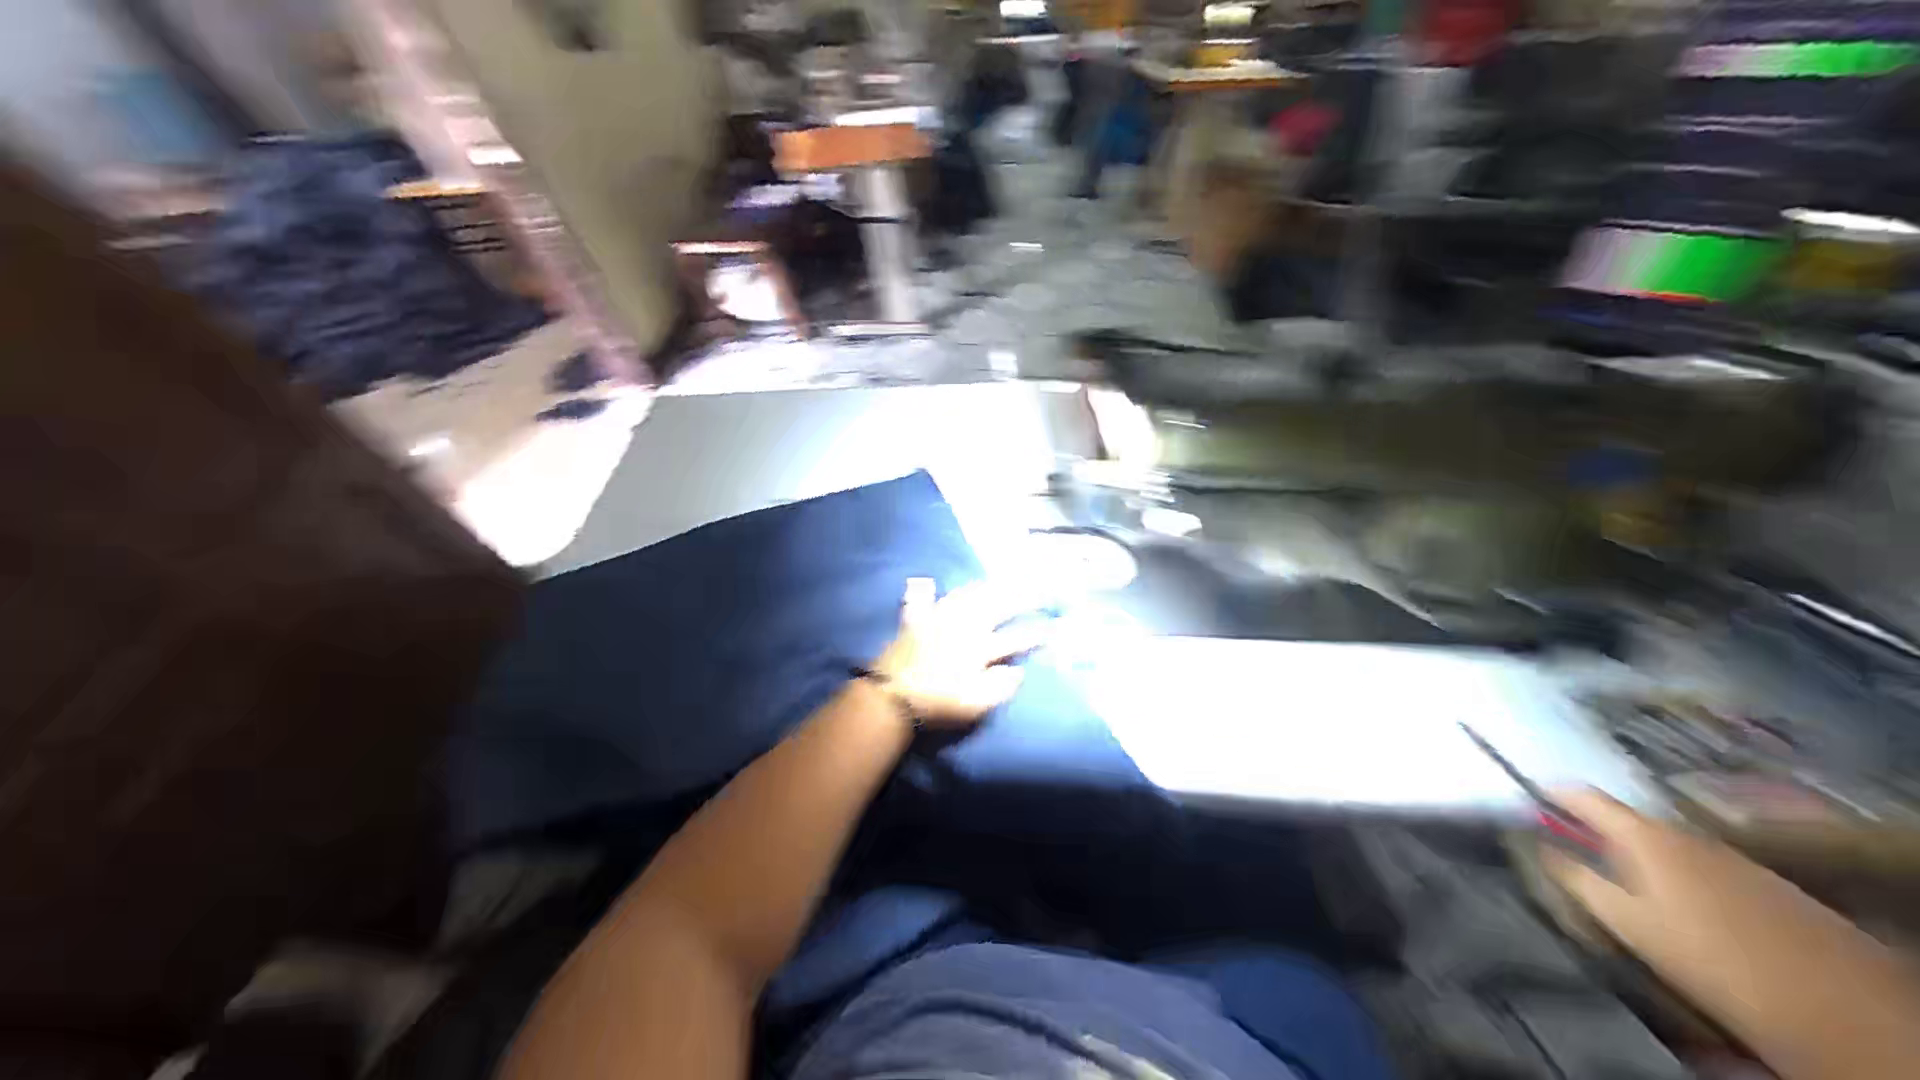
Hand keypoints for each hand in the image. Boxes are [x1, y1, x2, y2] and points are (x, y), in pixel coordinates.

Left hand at [868, 577, 1047, 728]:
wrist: (891, 696)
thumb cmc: (937, 704)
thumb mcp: (975, 704)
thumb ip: (1000, 687)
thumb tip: (1018, 672)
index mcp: (979, 647)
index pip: (1015, 637)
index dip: (1036, 633)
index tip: (1053, 627)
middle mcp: (962, 626)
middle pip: (996, 605)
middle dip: (1020, 597)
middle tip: (1038, 588)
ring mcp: (937, 619)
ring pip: (965, 595)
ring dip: (985, 587)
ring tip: (999, 579)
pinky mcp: (914, 622)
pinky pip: (920, 600)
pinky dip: (924, 591)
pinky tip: (927, 581)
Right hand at [1543, 791, 1895, 1037]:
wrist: (1832, 1003)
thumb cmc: (1703, 954)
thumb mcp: (1624, 920)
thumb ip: (1576, 877)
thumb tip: (1539, 845)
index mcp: (1644, 835)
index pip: (1584, 796)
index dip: (1551, 792)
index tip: (1527, 795)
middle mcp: (1686, 832)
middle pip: (1626, 820)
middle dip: (1596, 830)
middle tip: (1571, 847)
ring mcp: (1730, 855)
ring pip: (1665, 842)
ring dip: (1637, 852)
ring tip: (1623, 880)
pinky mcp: (1763, 881)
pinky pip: (1700, 862)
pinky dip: (1675, 871)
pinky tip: (1679, 904)